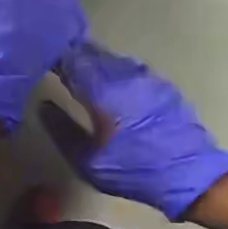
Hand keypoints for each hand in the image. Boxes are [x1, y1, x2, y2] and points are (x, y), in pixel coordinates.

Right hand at [40, 42, 227, 220]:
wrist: (190, 174)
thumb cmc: (133, 170)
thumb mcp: (87, 161)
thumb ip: (61, 130)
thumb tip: (44, 105)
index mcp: (104, 91)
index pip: (72, 60)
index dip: (54, 57)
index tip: (37, 59)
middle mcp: (125, 75)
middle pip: (92, 53)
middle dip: (71, 56)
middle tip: (52, 63)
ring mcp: (146, 76)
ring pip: (111, 59)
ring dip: (92, 62)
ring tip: (76, 72)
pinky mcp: (160, 84)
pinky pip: (128, 68)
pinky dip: (111, 70)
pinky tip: (106, 83)